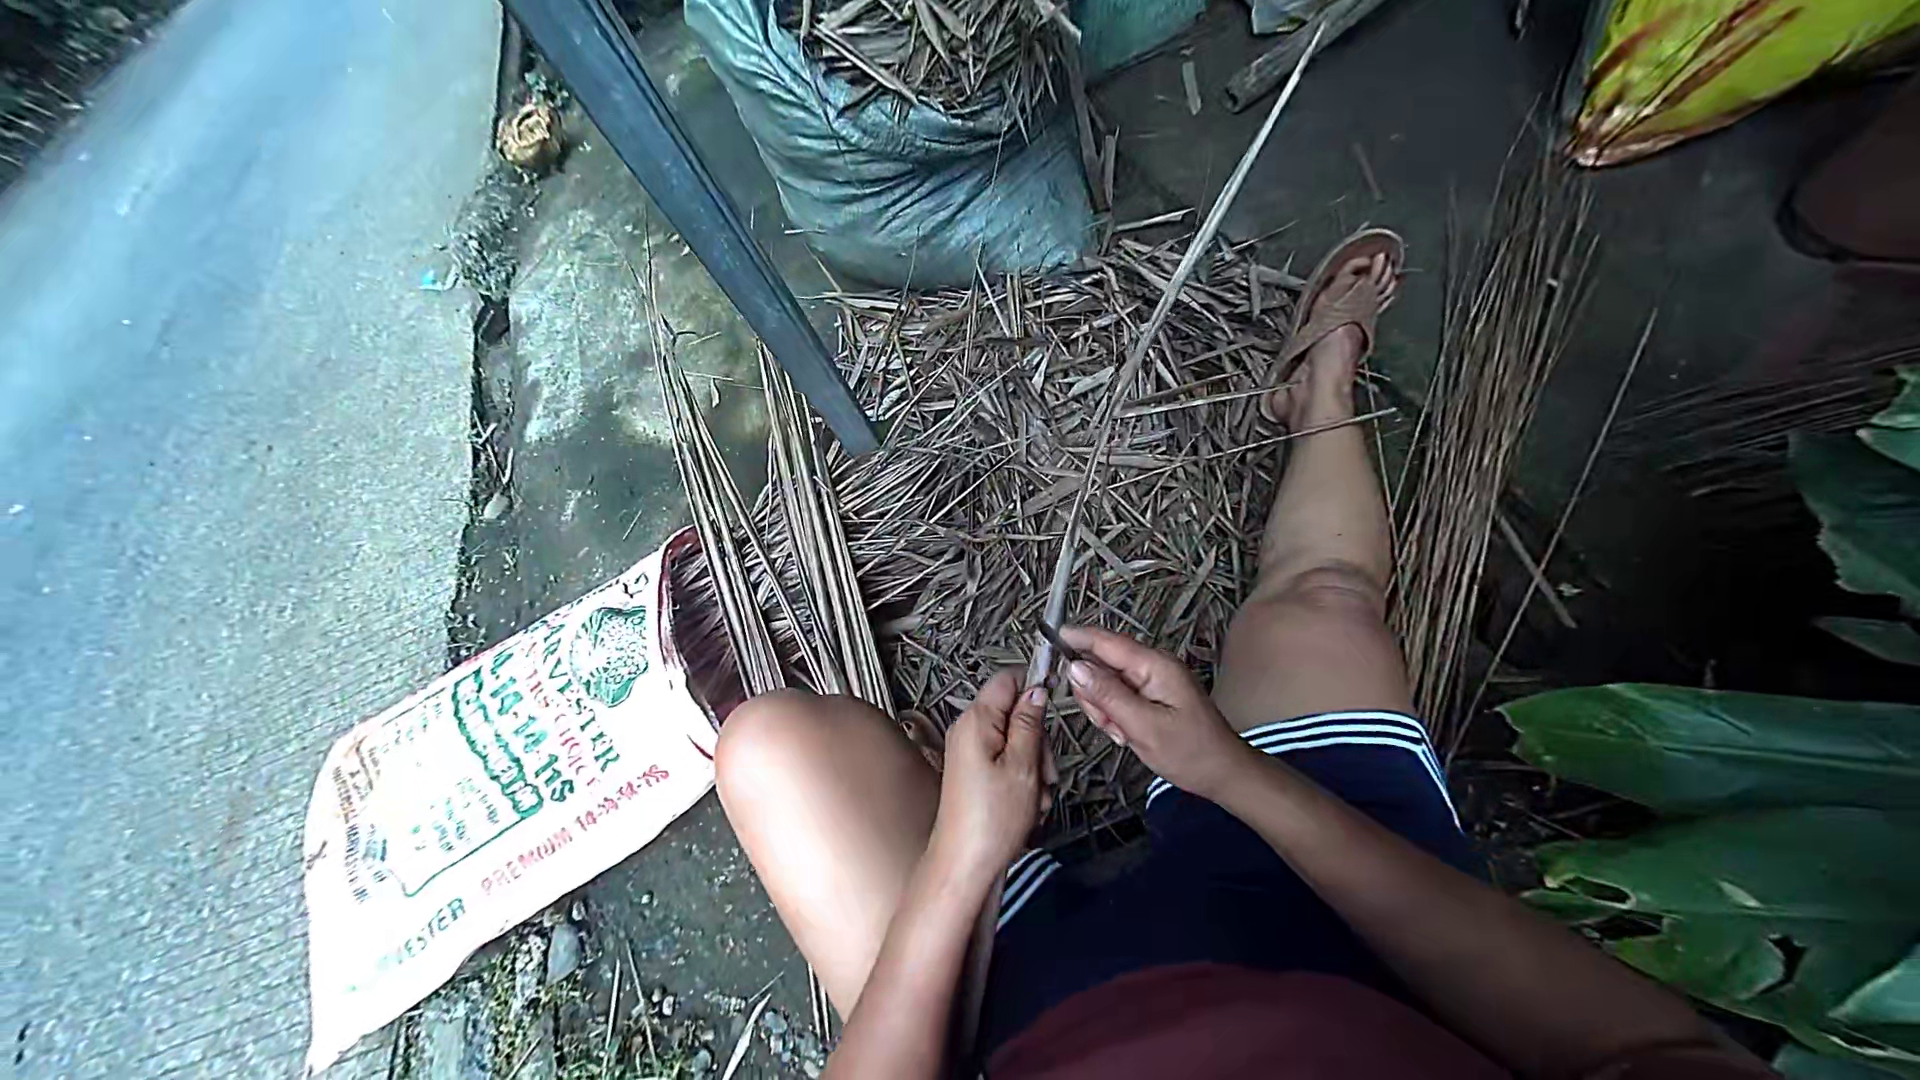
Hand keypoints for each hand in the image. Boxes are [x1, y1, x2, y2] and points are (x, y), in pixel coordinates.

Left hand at [931, 669, 1052, 878]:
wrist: (965, 867)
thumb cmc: (989, 822)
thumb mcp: (1022, 766)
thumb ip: (1030, 723)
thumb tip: (1037, 691)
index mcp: (976, 721)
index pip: (1007, 679)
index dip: (1033, 689)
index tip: (1050, 710)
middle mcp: (968, 731)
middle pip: (1016, 712)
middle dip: (1039, 740)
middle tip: (1043, 770)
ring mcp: (971, 752)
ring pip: (1017, 740)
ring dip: (1035, 766)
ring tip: (1034, 795)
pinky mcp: (976, 773)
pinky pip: (1008, 761)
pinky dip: (1023, 780)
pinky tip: (1027, 803)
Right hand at [1059, 625, 1257, 800]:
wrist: (1224, 774)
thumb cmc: (1192, 753)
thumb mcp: (1144, 726)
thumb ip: (1107, 695)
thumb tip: (1075, 667)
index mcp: (1155, 666)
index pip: (1106, 642)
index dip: (1077, 638)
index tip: (1050, 637)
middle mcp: (1152, 666)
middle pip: (1101, 663)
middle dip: (1093, 691)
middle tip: (1107, 721)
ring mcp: (1151, 679)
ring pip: (1105, 681)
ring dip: (1103, 707)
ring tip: (1122, 731)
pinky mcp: (1150, 693)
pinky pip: (1117, 695)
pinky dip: (1114, 713)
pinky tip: (1127, 732)